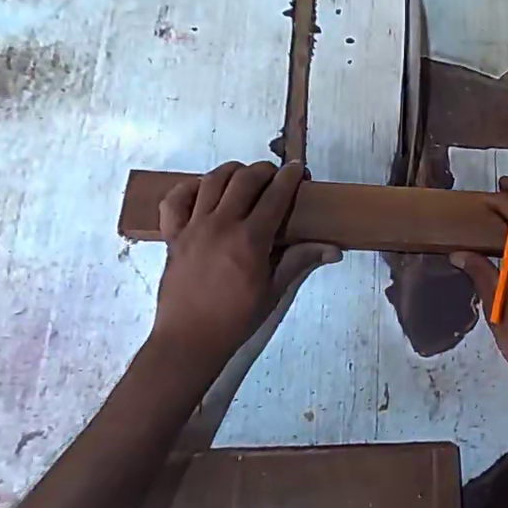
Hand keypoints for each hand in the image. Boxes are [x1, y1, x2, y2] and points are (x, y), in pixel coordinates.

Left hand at [150, 161, 338, 369]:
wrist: (189, 339)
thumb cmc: (236, 318)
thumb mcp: (274, 290)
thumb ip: (300, 261)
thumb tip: (335, 250)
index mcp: (250, 239)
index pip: (275, 195)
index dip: (290, 177)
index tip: (298, 168)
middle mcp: (221, 225)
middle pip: (244, 179)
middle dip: (264, 170)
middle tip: (276, 176)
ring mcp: (193, 227)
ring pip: (212, 181)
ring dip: (232, 172)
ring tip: (244, 177)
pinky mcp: (172, 235)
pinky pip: (175, 200)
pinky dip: (189, 187)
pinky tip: (203, 191)